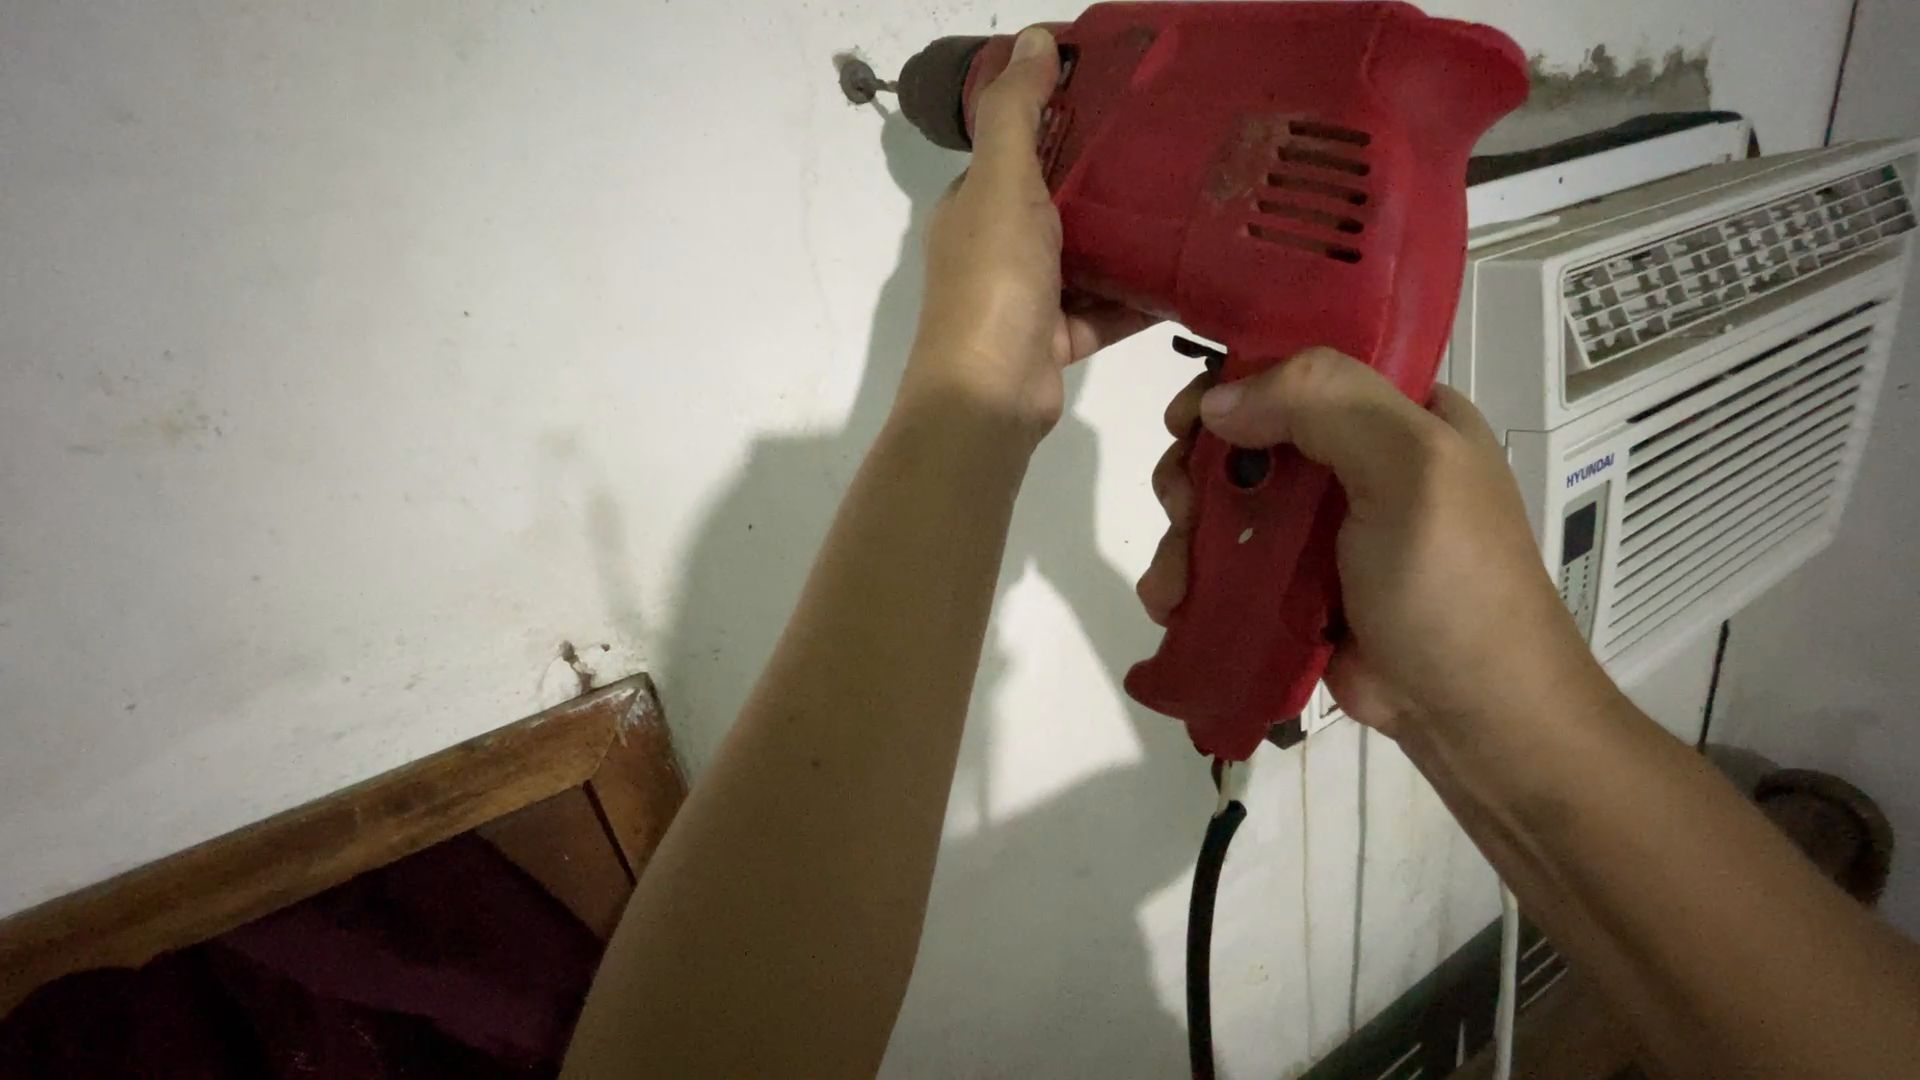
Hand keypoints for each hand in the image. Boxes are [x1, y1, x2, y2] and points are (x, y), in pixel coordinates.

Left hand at [900, 26, 1153, 440]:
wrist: (988, 396)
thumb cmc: (992, 283)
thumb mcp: (1001, 183)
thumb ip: (1015, 113)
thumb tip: (1034, 39)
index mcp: (974, 208)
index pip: (1018, 153)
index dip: (1062, 125)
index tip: (1122, 103)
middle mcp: (995, 251)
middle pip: (1057, 208)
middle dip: (1107, 186)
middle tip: (1173, 154)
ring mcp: (1025, 300)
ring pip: (1083, 263)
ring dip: (1126, 245)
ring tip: (1188, 211)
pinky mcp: (1054, 341)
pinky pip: (1101, 311)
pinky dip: (1134, 300)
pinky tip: (1181, 280)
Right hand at [1137, 349, 1612, 738]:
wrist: (1467, 712)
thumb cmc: (1452, 584)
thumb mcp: (1412, 469)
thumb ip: (1326, 407)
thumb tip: (1217, 402)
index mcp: (1393, 417)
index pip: (1299, 373)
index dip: (1235, 384)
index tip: (1190, 419)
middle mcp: (1347, 464)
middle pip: (1243, 440)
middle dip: (1196, 471)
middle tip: (1183, 507)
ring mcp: (1313, 527)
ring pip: (1221, 504)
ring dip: (1181, 536)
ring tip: (1173, 579)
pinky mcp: (1286, 582)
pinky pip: (1221, 561)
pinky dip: (1186, 577)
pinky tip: (1171, 601)